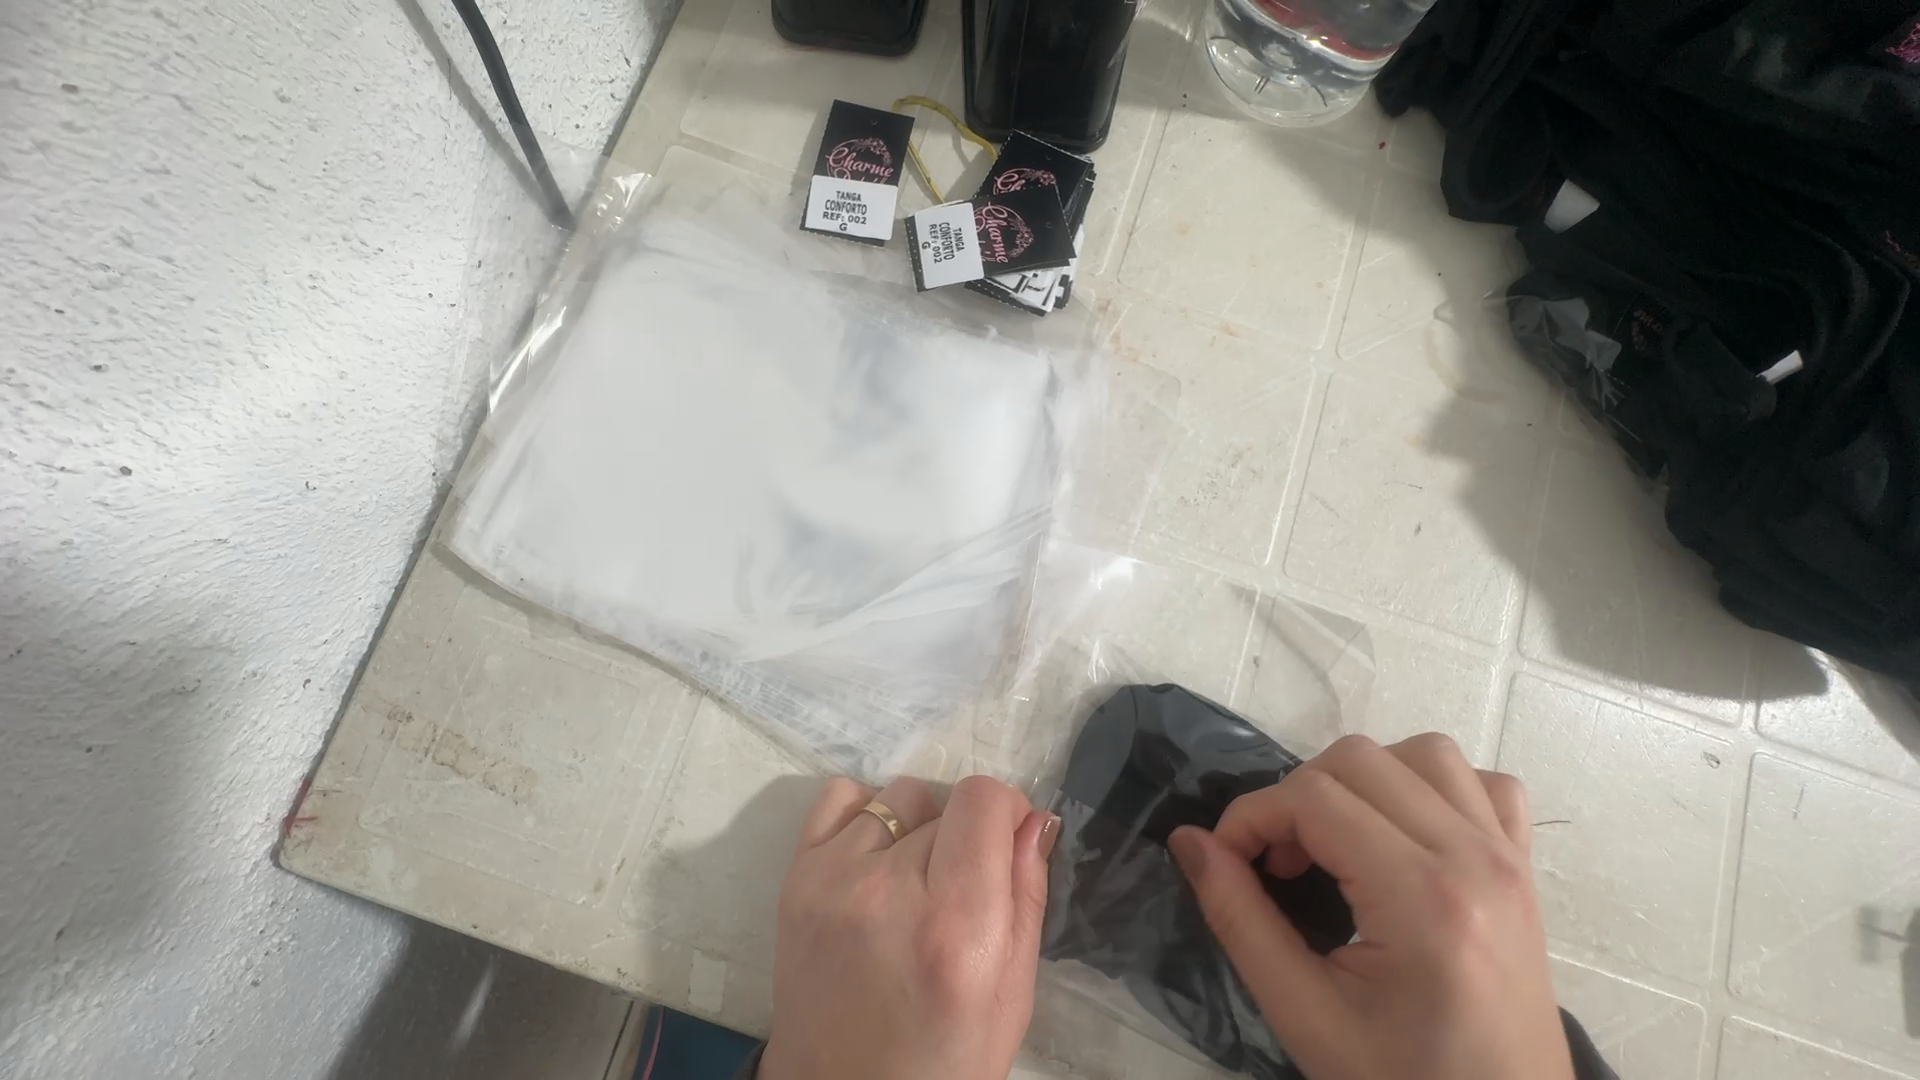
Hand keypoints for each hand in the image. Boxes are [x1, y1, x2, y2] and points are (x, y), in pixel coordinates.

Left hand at [761, 774, 1057, 1079]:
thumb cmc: (942, 1058)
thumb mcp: (1012, 993)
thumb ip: (1027, 893)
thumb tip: (1033, 818)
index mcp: (956, 926)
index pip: (982, 799)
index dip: (1005, 811)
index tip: (1005, 843)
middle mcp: (890, 890)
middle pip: (947, 803)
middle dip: (966, 835)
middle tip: (957, 891)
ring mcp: (834, 878)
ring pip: (901, 796)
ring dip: (919, 827)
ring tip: (914, 879)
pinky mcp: (796, 876)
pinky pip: (842, 796)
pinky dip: (867, 813)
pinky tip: (875, 858)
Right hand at [1168, 733, 1573, 1079]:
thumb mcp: (1302, 1014)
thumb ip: (1237, 918)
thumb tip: (1187, 839)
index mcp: (1422, 899)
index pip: (1311, 798)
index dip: (1250, 816)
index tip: (1228, 861)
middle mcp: (1475, 859)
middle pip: (1357, 759)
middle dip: (1295, 796)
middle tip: (1279, 863)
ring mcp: (1509, 859)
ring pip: (1422, 752)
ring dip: (1361, 780)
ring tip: (1338, 840)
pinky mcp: (1525, 869)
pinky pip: (1483, 783)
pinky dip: (1432, 788)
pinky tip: (1404, 834)